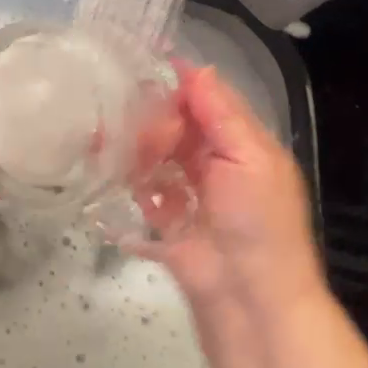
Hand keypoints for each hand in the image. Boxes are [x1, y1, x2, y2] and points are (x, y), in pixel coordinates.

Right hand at [132, 65, 325, 310]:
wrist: (250, 301)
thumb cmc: (257, 222)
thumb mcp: (250, 157)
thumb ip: (220, 112)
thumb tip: (194, 67)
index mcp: (244, 144)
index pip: (208, 101)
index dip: (181, 87)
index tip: (146, 70)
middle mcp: (216, 164)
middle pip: (177, 126)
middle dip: (153, 119)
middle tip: (131, 122)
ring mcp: (189, 194)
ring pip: (156, 155)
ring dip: (136, 146)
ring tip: (110, 141)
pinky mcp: (165, 222)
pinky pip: (143, 192)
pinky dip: (129, 181)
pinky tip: (110, 168)